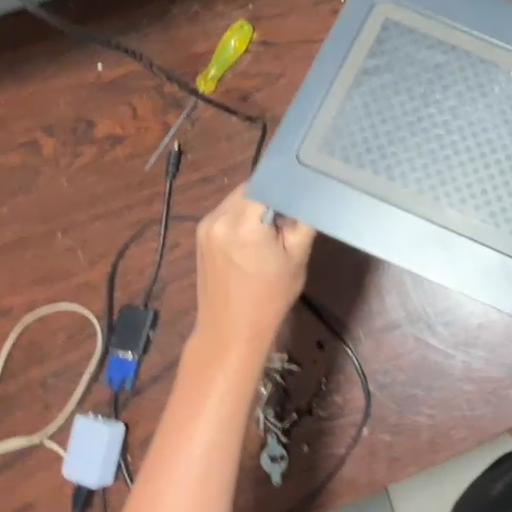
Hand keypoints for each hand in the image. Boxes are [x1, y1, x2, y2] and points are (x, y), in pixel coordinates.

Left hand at [192, 183, 315, 350]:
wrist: (229, 331)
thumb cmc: (269, 297)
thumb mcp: (297, 258)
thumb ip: (303, 220)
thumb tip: (310, 194)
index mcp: (244, 223)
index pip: (268, 182)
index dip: (288, 181)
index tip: (306, 185)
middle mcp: (219, 218)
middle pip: (253, 187)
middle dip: (275, 192)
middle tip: (295, 207)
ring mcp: (206, 225)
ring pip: (240, 197)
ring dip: (260, 202)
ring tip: (278, 222)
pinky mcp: (201, 234)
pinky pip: (229, 210)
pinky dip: (246, 213)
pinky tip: (259, 232)